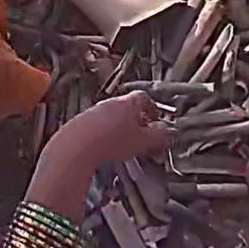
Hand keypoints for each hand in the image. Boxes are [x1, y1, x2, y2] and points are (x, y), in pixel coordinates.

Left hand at [45, 91, 170, 168]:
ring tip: (128, 147)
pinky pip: (100, 125)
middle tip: (146, 139)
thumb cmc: (114, 141)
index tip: (158, 123)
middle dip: (140, 122)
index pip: (145, 98)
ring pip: (115, 117)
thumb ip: (159, 136)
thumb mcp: (142, 141)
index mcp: (129, 103)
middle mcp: (112, 103)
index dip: (154, 109)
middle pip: (130, 108)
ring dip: (124, 129)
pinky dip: (108, 134)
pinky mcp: (82, 122)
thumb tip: (172, 132)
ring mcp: (95, 111)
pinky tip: (108, 149)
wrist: (76, 146)